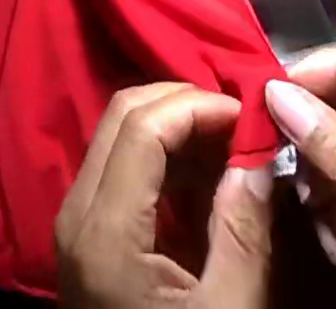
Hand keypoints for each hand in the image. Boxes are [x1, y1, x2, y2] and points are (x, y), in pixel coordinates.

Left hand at [57, 83, 274, 307]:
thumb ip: (244, 231)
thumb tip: (256, 155)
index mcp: (104, 232)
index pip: (143, 125)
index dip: (198, 106)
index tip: (248, 118)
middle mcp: (78, 210)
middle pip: (126, 112)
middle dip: (186, 103)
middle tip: (239, 124)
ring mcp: (79, 217)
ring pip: (124, 129)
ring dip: (180, 122)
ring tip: (232, 144)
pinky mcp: (91, 227)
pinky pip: (127, 159)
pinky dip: (169, 150)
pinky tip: (209, 171)